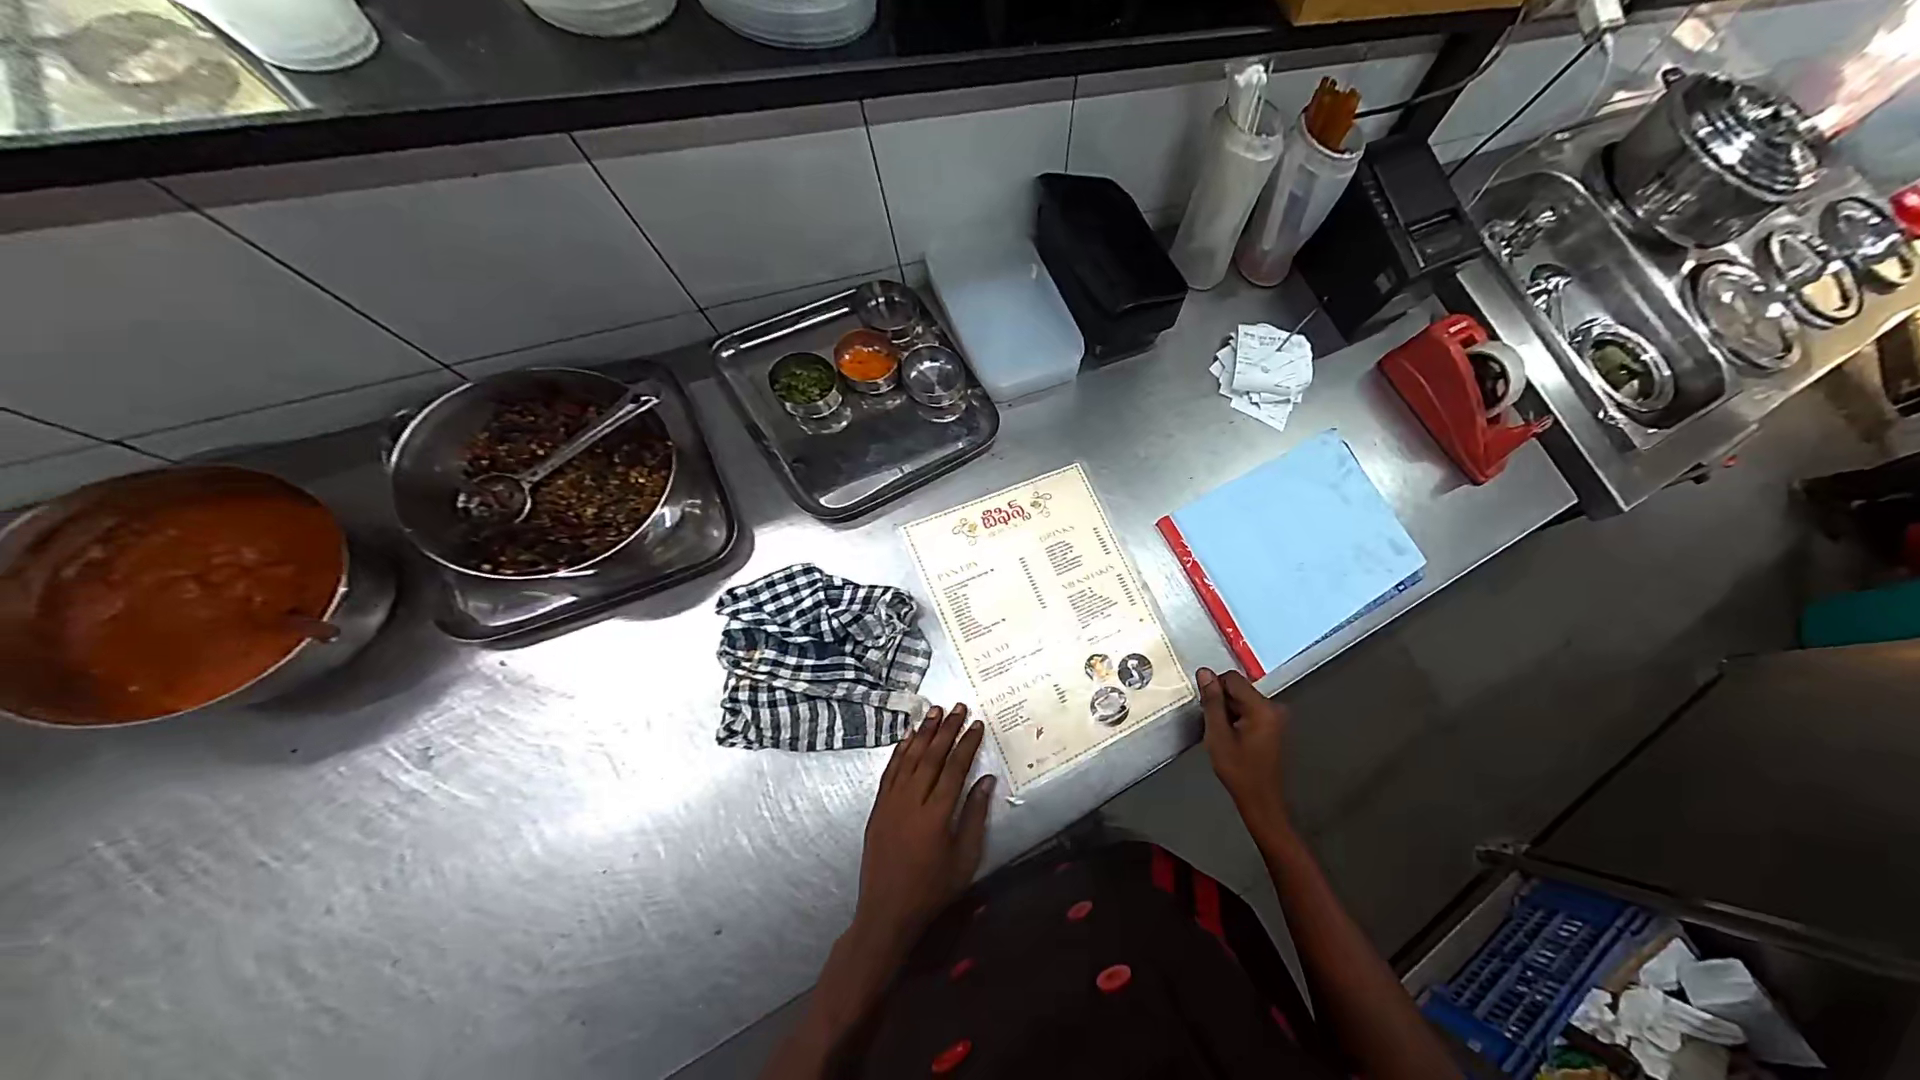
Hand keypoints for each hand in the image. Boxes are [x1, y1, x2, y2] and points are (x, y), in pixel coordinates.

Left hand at [854, 704, 995, 954]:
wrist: (887, 910)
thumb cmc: (932, 889)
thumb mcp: (965, 858)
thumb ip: (975, 816)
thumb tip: (986, 780)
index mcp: (937, 815)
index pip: (954, 769)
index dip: (966, 744)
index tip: (976, 724)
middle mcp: (911, 802)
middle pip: (931, 756)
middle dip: (946, 729)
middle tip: (958, 707)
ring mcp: (891, 802)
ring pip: (909, 758)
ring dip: (923, 733)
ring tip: (934, 711)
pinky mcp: (878, 807)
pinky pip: (890, 771)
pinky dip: (899, 751)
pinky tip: (907, 738)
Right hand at [1198, 668, 1293, 841]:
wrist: (1261, 800)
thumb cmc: (1238, 769)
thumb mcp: (1218, 734)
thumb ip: (1212, 701)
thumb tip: (1204, 672)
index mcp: (1262, 708)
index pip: (1232, 679)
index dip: (1214, 688)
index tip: (1205, 708)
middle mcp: (1274, 707)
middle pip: (1239, 688)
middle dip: (1222, 702)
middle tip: (1213, 725)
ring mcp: (1276, 717)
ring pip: (1243, 699)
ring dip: (1229, 711)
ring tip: (1223, 734)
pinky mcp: (1274, 725)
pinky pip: (1250, 710)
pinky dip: (1238, 718)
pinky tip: (1233, 737)